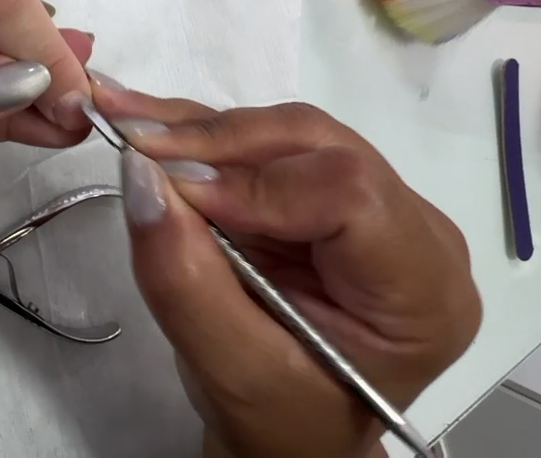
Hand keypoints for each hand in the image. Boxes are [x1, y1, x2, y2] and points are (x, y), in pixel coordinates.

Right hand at [95, 81, 479, 457]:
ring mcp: (366, 195)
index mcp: (421, 287)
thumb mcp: (233, 370)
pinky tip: (137, 115)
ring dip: (192, 126)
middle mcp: (410, 225)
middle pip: (311, 143)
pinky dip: (189, 127)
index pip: (348, 193)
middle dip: (212, 140)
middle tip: (129, 140)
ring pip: (276, 128)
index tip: (171, 191)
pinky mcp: (316, 180)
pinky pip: (253, 137)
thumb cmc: (279, 419)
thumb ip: (186, 279)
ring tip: (119, 117)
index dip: (254, 183)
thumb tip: (139, 175)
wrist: (285, 426)